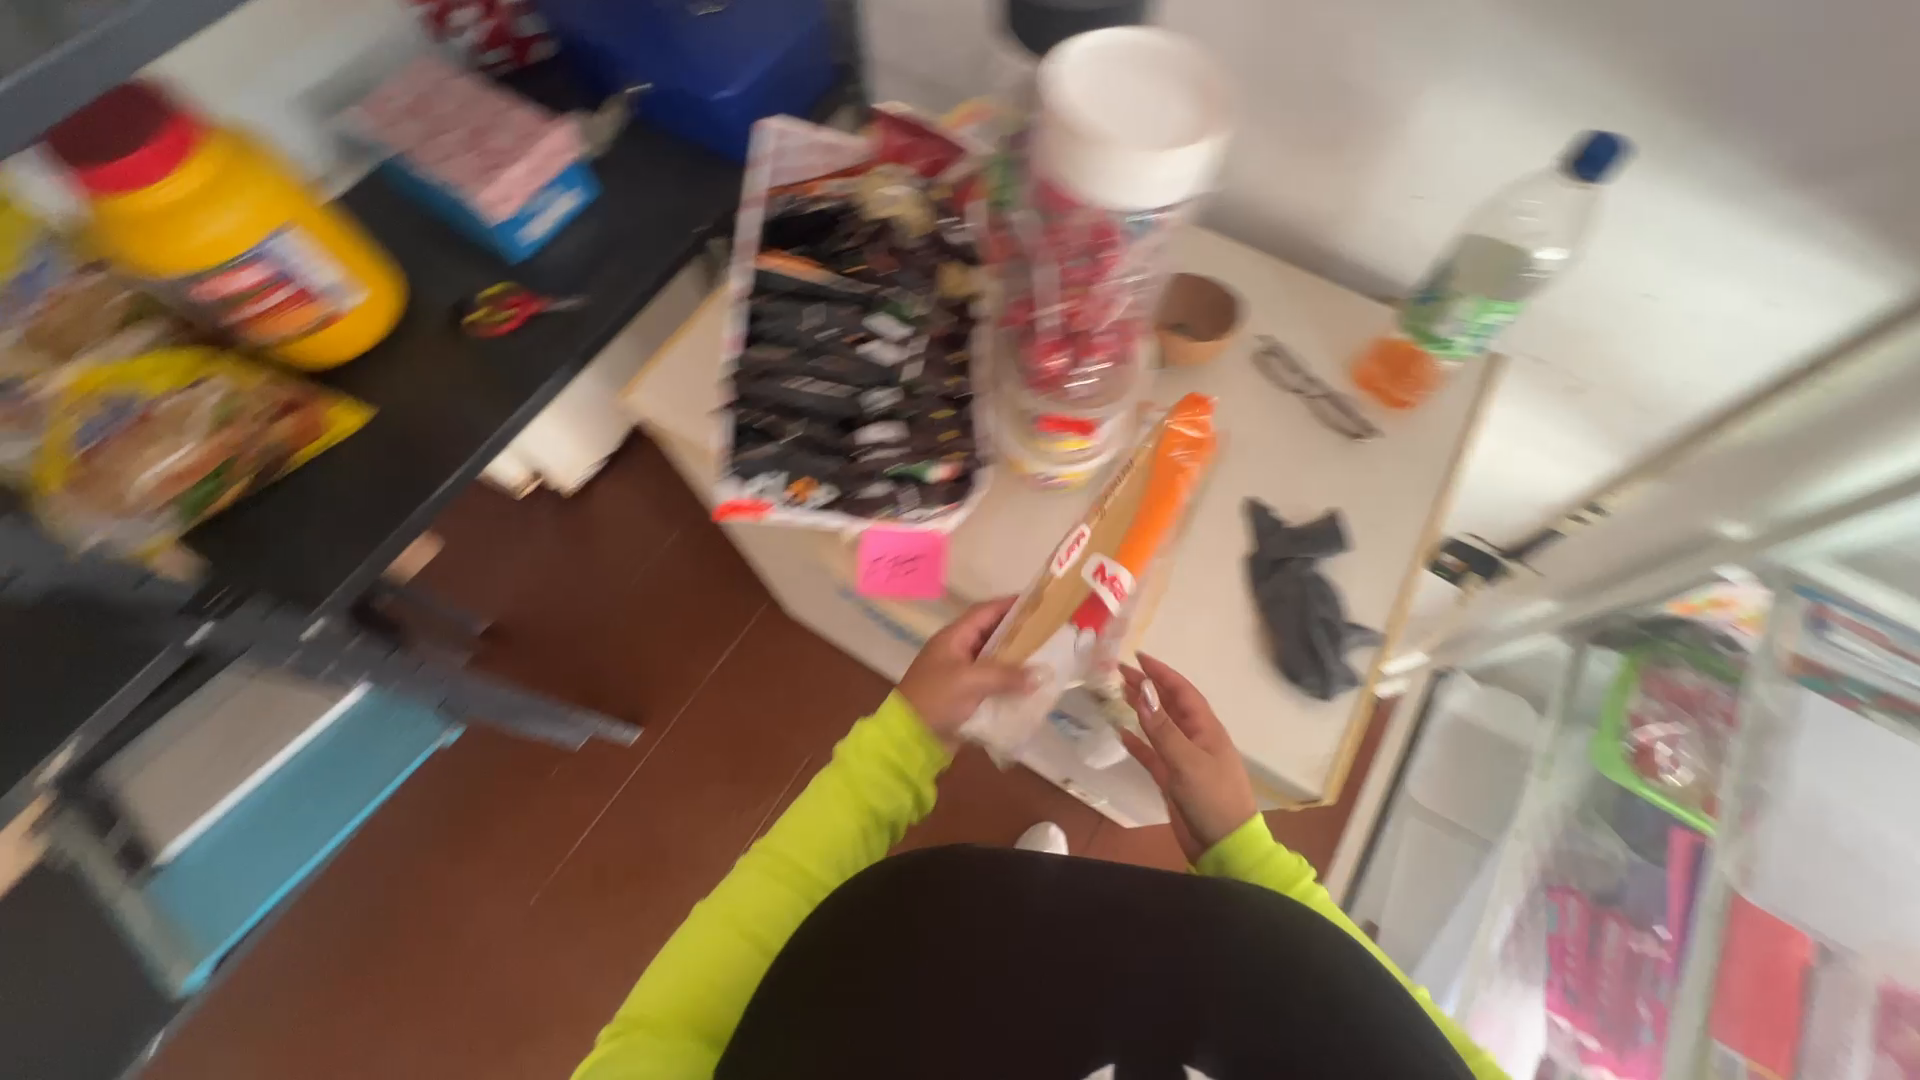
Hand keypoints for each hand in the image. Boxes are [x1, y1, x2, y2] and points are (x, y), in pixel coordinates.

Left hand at [898, 597, 1033, 748]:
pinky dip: (1008, 682)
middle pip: (990, 634)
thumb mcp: (970, 682)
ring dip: (1014, 660)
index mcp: (953, 638)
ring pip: (992, 659)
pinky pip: (991, 682)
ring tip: (1044, 658)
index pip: (984, 612)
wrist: (910, 737)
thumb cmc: (936, 699)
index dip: (1008, 605)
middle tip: (1047, 632)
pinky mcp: (964, 694)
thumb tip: (1039, 675)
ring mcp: (959, 673)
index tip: (1036, 603)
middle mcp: (956, 651)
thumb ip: (1006, 676)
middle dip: (1017, 633)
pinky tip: (1028, 686)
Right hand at [1119, 653, 1258, 863]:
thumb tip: (1144, 692)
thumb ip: (1163, 729)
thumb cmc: (1212, 799)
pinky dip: (1138, 742)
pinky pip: (1152, 754)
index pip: (1182, 692)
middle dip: (1148, 687)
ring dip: (1142, 709)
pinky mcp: (1173, 779)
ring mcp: (1184, 759)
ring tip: (1119, 693)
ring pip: (1159, 726)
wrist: (1225, 847)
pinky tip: (1122, 734)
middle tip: (1119, 672)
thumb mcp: (1187, 762)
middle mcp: (1195, 739)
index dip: (1161, 673)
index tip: (1138, 658)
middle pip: (1169, 705)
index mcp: (1206, 729)